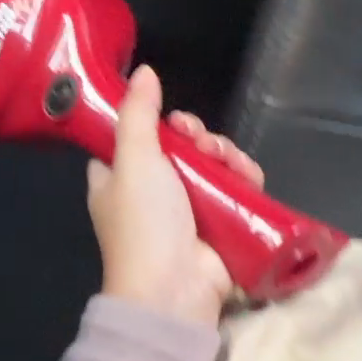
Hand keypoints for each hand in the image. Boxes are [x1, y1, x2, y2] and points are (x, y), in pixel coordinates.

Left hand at [87, 65, 265, 325]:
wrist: (172, 288)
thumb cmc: (143, 222)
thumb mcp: (132, 160)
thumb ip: (136, 115)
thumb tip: (143, 72)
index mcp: (114, 183)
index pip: (128, 143)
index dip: (151, 126)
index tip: (168, 119)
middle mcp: (147, 196)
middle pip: (178, 150)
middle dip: (198, 139)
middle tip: (201, 141)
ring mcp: (184, 213)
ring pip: (211, 166)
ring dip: (224, 155)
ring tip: (226, 161)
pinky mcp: (218, 227)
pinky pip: (235, 191)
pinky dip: (244, 179)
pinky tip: (247, 176)